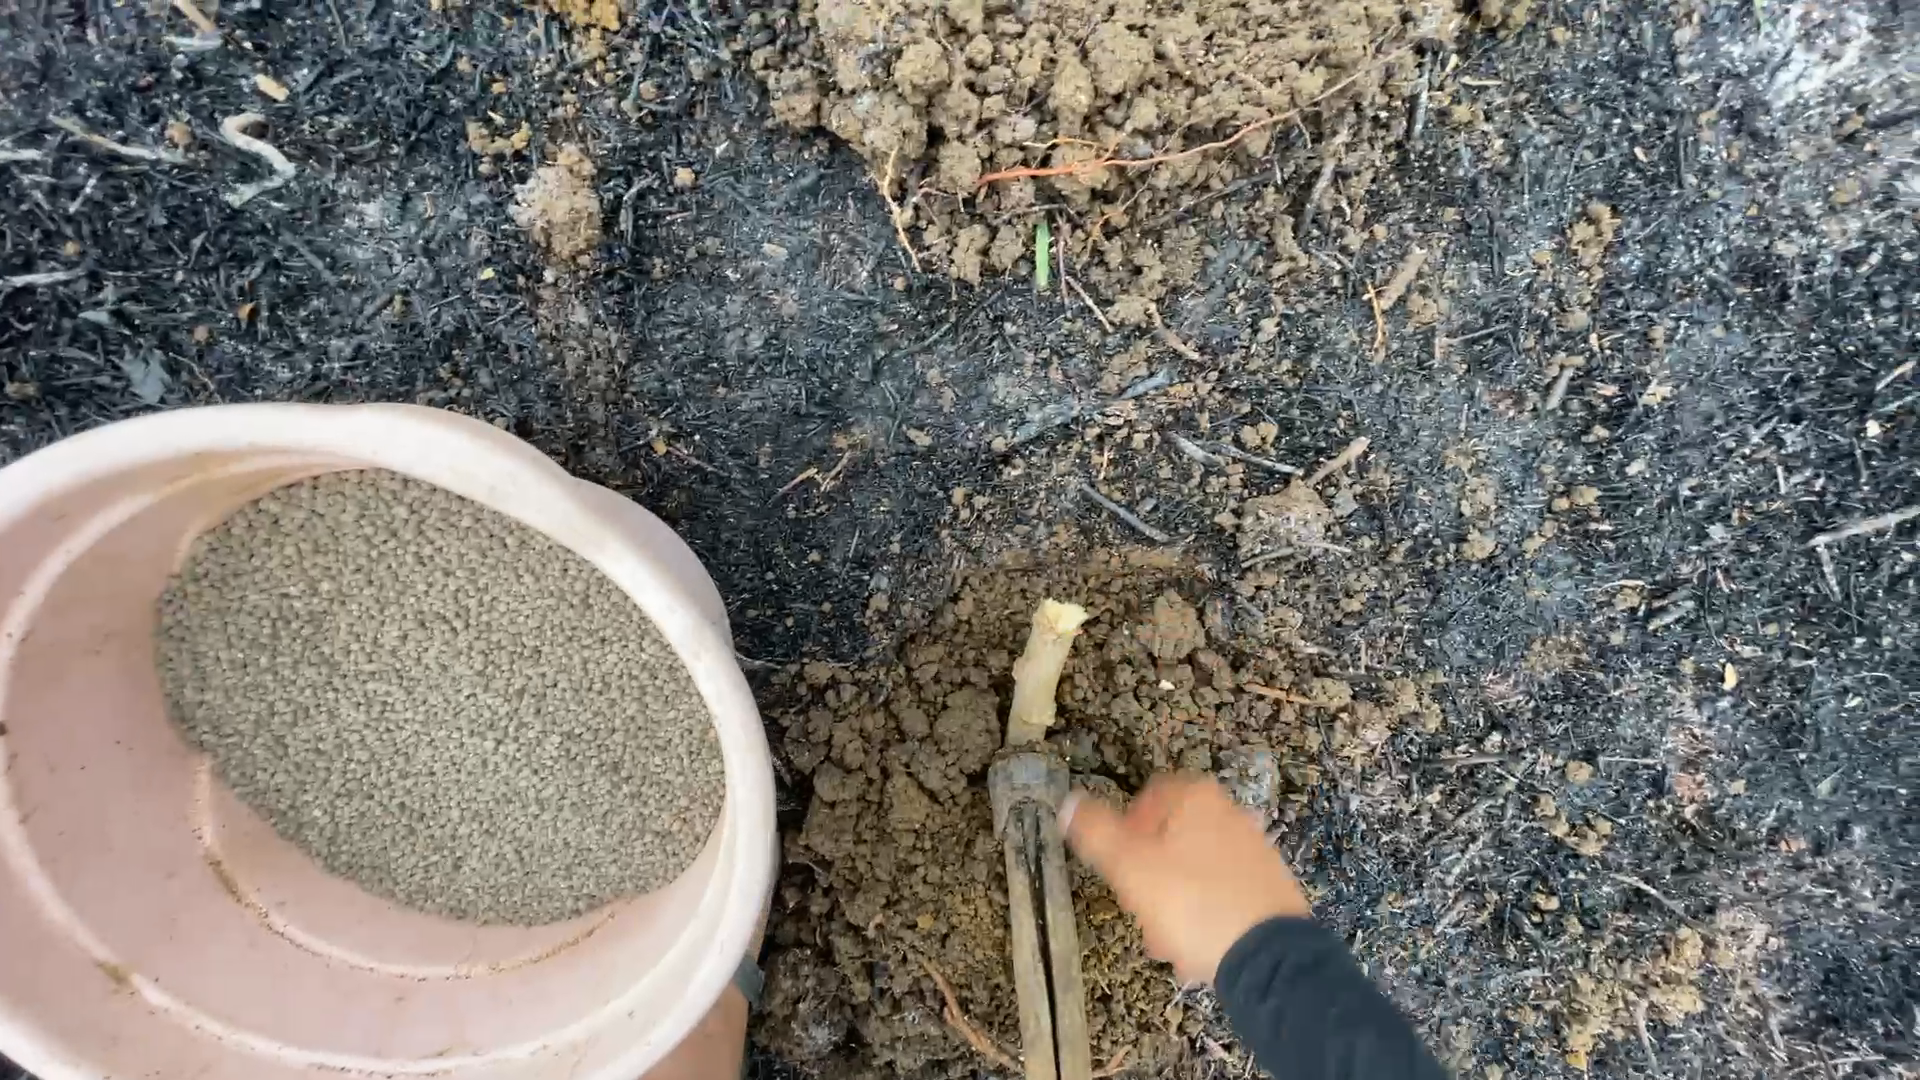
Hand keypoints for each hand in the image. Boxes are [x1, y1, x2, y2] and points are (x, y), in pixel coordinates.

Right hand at [1062, 772, 1310, 984]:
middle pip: (1170, 837)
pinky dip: (1206, 914)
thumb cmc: (1192, 903)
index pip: (1145, 798)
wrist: (1271, 960)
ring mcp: (1254, 849)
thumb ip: (1095, 832)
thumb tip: (1068, 803)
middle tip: (1140, 907)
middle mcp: (1228, 812)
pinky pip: (1223, 893)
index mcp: (1195, 796)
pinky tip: (1198, 948)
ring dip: (1174, 901)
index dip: (1126, 831)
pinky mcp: (1271, 887)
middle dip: (1149, 875)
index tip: (1120, 866)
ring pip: (1194, 870)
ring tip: (1168, 940)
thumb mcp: (1129, 866)